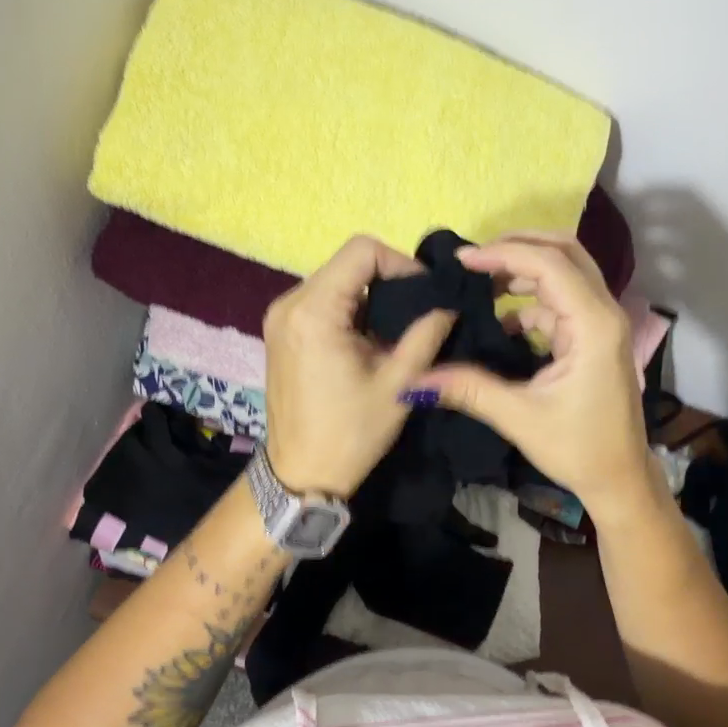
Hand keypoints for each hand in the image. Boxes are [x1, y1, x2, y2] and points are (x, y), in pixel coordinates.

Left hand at [262, 236, 454, 497]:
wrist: (300, 474)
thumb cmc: (350, 433)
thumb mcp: (398, 385)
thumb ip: (425, 337)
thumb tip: (447, 308)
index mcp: (314, 311)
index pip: (362, 252)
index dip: (400, 264)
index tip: (424, 295)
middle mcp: (289, 304)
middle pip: (346, 265)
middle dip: (387, 282)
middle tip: (418, 313)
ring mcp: (280, 318)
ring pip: (334, 283)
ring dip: (369, 299)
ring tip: (397, 330)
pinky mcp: (280, 333)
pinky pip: (321, 303)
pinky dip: (349, 312)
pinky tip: (369, 341)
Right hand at [415, 233, 659, 519]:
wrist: (619, 477)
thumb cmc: (578, 448)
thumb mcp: (519, 417)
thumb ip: (469, 389)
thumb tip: (415, 378)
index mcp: (593, 326)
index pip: (550, 265)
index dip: (504, 254)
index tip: (462, 260)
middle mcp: (604, 313)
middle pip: (565, 252)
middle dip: (518, 247)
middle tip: (474, 259)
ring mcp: (602, 324)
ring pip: (566, 272)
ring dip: (525, 270)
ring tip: (482, 282)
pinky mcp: (595, 337)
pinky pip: (563, 300)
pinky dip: (532, 299)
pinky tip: (503, 320)